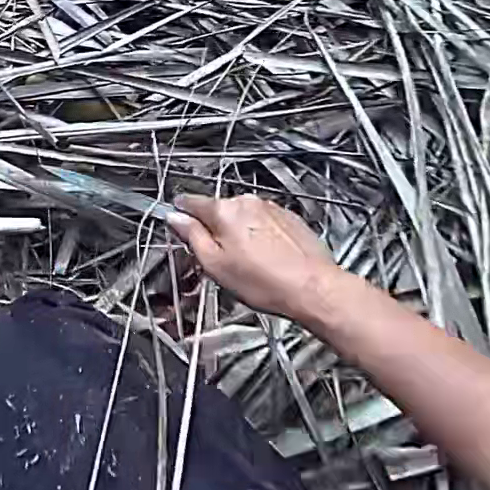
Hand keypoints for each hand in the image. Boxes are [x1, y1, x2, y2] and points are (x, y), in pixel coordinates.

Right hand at [167, 193, 346, 320]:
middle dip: (214, 230)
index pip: (190, 201)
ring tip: (248, 264)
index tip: (179, 223)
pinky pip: (263, 222)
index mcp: (223, 210)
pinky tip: (266, 259)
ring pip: (241, 217)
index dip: (181, 214)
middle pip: (217, 210)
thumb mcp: (215, 265)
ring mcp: (269, 208)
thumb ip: (191, 236)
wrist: (314, 288)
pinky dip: (260, 236)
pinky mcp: (287, 217)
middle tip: (219, 259)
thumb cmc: (267, 282)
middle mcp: (246, 202)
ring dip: (239, 233)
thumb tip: (175, 218)